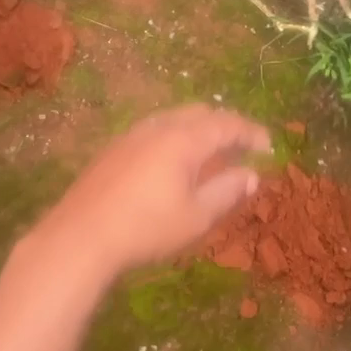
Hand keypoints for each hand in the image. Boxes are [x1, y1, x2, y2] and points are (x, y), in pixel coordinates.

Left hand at [29, 104, 270, 280]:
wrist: (81, 237)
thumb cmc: (147, 228)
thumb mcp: (197, 216)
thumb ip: (228, 190)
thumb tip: (252, 174)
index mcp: (184, 139)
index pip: (228, 124)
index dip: (252, 133)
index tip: (269, 148)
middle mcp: (159, 127)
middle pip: (201, 114)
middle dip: (227, 127)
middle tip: (243, 149)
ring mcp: (133, 135)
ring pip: (175, 119)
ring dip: (200, 131)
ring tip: (213, 155)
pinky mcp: (114, 149)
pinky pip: (156, 130)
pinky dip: (178, 138)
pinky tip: (176, 164)